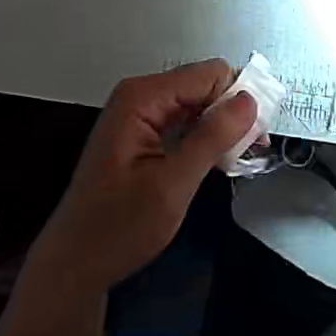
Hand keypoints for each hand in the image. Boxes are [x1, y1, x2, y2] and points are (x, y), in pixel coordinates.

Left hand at [28, 60, 257, 292]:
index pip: (207, 74)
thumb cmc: (118, 227)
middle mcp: (139, 95)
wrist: (76, 261)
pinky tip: (218, 161)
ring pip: (197, 103)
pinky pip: (184, 120)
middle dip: (231, 112)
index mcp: (141, 97)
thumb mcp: (172, 185)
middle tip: (253, 150)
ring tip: (239, 159)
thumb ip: (211, 138)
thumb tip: (249, 101)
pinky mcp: (142, 131)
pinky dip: (204, 137)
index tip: (259, 134)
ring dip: (221, 127)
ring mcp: (139, 113)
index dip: (238, 98)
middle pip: (202, 85)